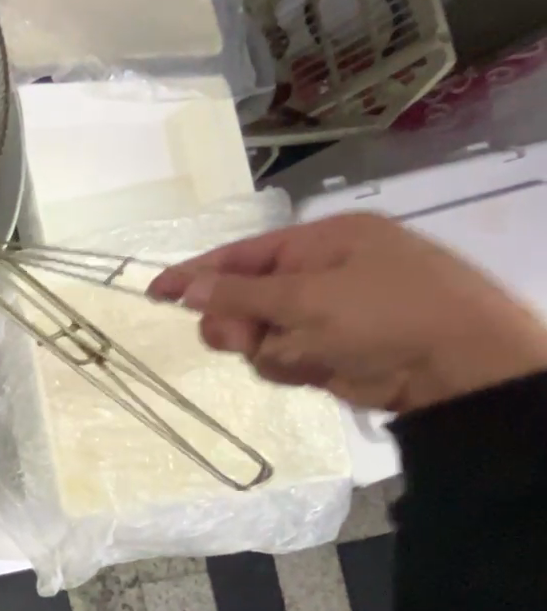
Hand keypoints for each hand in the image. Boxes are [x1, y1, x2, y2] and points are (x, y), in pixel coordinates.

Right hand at [148, 213, 546, 412]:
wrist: (456, 368)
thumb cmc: (386, 315)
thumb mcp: (305, 297)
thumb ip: (237, 293)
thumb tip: (184, 287)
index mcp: (323, 242)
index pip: (240, 255)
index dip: (195, 273)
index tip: (155, 292)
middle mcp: (319, 272)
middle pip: (239, 297)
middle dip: (235, 321)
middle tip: (241, 339)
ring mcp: (321, 312)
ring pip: (252, 332)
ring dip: (263, 347)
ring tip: (295, 355)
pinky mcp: (323, 347)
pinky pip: (275, 355)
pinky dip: (285, 364)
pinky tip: (312, 367)